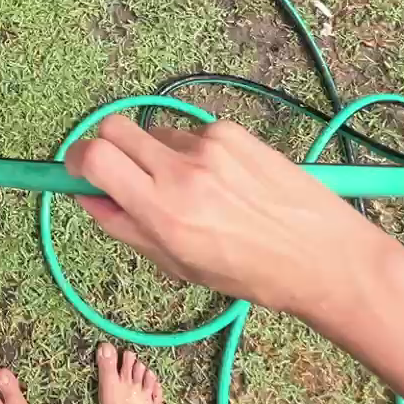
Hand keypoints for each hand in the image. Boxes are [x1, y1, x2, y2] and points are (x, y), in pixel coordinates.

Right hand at [64, 116, 403, 320]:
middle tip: (122, 172)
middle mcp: (182, 172)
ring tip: (192, 187)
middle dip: (106, 146)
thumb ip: (126, 228)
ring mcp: (207, 146)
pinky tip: (222, 179)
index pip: (95, 159)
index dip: (75, 159)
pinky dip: (191, 152)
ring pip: (152, 133)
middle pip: (112, 129)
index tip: (75, 169)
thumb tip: (87, 197)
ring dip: (155, 154)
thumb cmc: (252, 274)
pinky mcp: (230, 131)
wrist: (328, 258)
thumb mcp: (181, 266)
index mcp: (166, 213)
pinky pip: (188, 133)